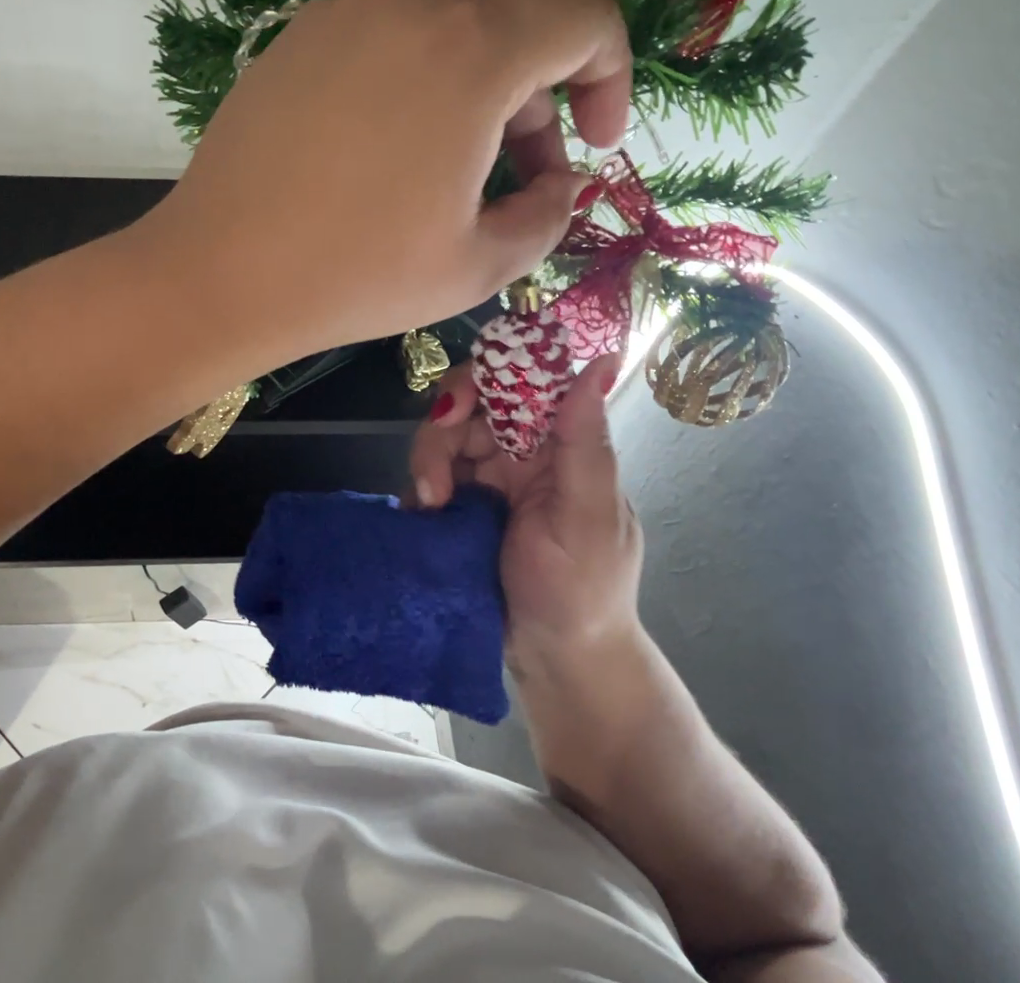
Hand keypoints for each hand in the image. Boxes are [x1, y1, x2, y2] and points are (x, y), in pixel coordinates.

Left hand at [140, 0, 629, 357]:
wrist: (218, 275)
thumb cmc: (356, 276)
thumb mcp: (477, 267)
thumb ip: (549, 217)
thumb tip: (564, 185)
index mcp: (471, 52)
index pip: (583, 17)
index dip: (610, 77)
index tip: (594, 145)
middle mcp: (407, 6)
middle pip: (508, 37)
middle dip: (531, 113)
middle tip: (512, 194)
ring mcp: (340, 17)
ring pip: (440, 45)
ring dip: (466, 106)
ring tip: (437, 189)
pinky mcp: (291, 41)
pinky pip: (379, 53)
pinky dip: (404, 97)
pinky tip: (374, 167)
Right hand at [409, 355, 642, 667]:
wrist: (558, 660)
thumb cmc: (583, 591)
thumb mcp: (587, 515)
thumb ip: (584, 439)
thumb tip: (601, 359)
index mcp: (563, 443)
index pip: (517, 381)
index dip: (480, 380)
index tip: (451, 411)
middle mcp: (526, 453)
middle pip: (468, 409)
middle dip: (440, 438)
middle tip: (433, 491)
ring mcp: (492, 481)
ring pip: (443, 442)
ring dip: (425, 468)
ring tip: (431, 513)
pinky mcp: (464, 509)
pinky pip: (430, 480)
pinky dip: (418, 493)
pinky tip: (421, 521)